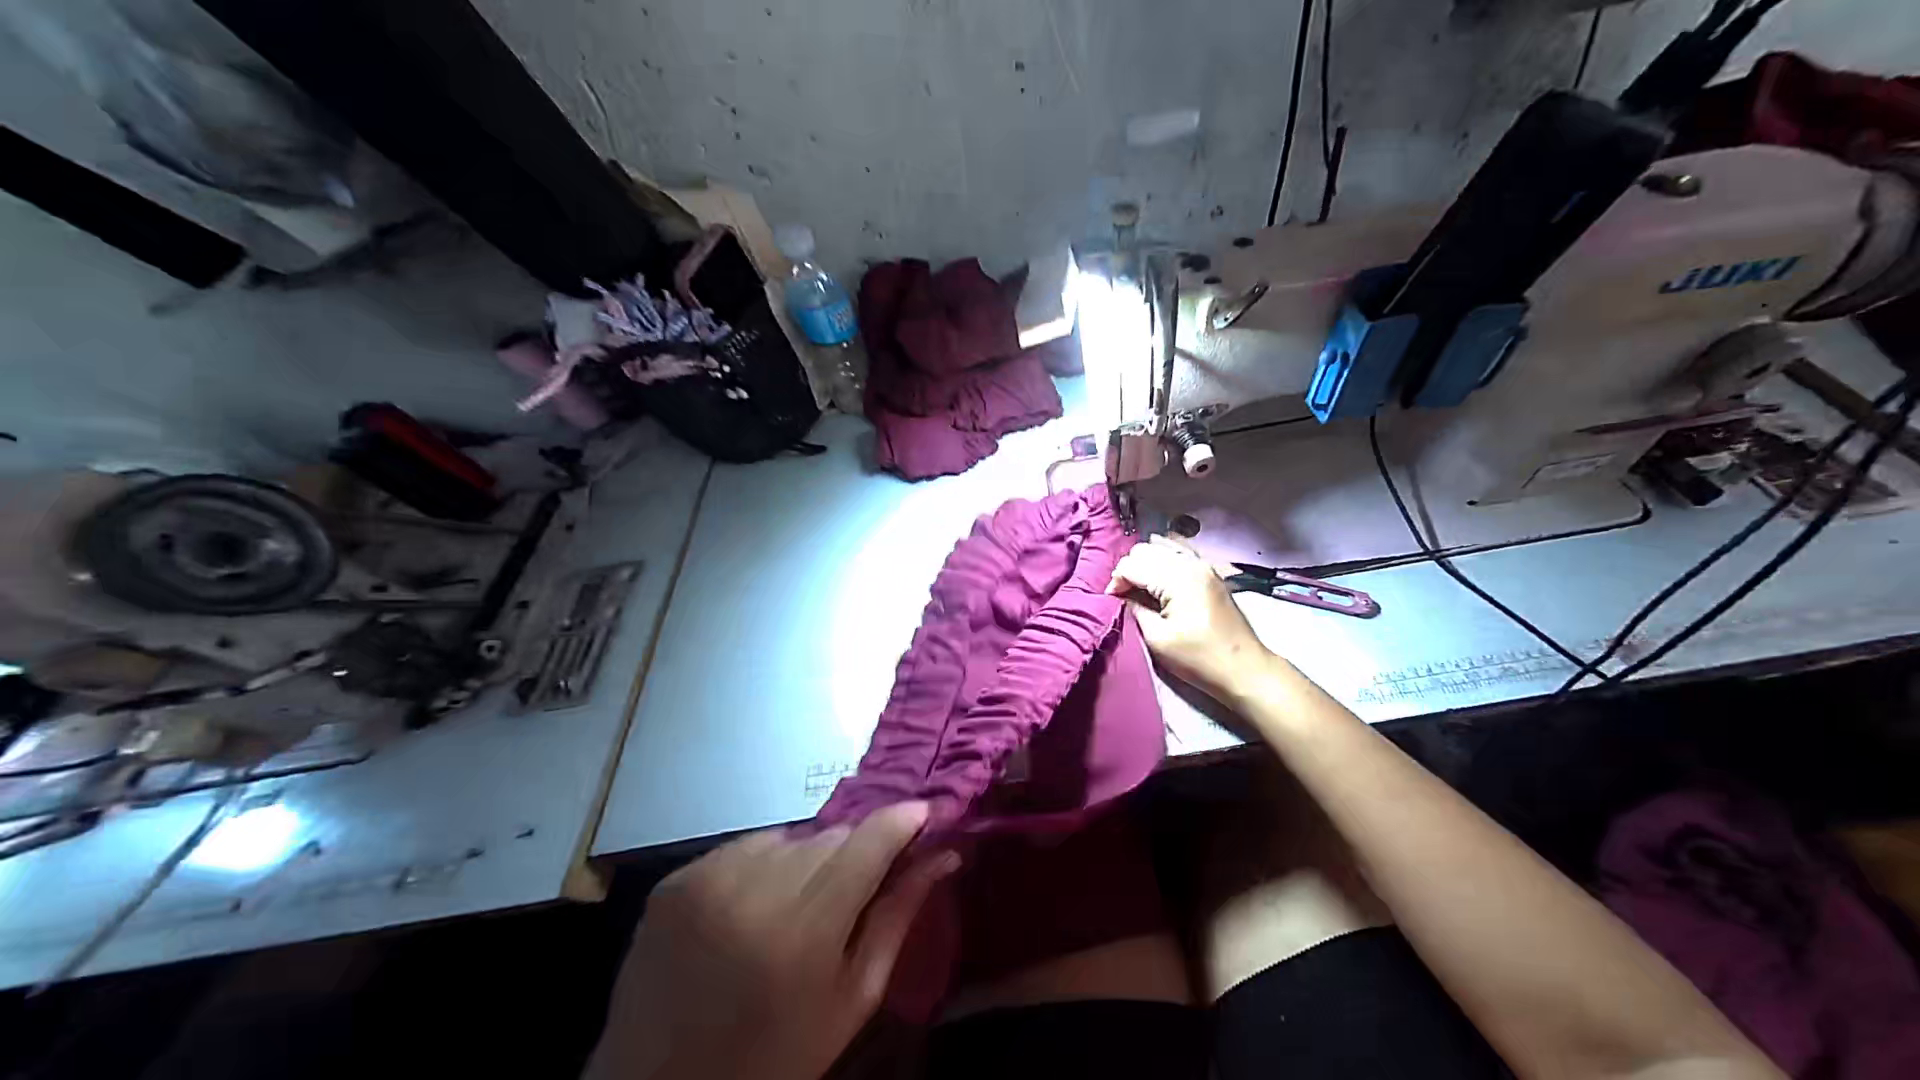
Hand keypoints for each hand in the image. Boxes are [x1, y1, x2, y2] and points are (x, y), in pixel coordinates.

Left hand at [588, 802, 957, 1079]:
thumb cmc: (775, 1055)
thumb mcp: (852, 999)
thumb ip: (899, 917)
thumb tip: (946, 854)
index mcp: (806, 931)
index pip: (869, 841)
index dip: (901, 820)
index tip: (924, 813)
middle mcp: (755, 889)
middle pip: (831, 836)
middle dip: (851, 854)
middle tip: (848, 894)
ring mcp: (708, 877)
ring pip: (789, 836)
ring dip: (803, 861)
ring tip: (792, 908)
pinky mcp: (677, 878)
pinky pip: (743, 847)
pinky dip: (759, 866)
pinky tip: (751, 908)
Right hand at [1107, 535, 1278, 704]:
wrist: (1244, 669)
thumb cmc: (1199, 658)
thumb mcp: (1158, 638)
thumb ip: (1135, 609)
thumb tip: (1121, 596)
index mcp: (1177, 577)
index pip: (1132, 564)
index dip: (1116, 581)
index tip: (1112, 601)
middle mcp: (1191, 563)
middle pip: (1145, 550)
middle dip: (1129, 570)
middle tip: (1124, 596)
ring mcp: (1203, 566)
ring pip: (1161, 548)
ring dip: (1145, 565)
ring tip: (1141, 590)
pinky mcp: (1210, 574)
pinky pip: (1179, 555)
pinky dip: (1163, 563)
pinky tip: (1159, 583)